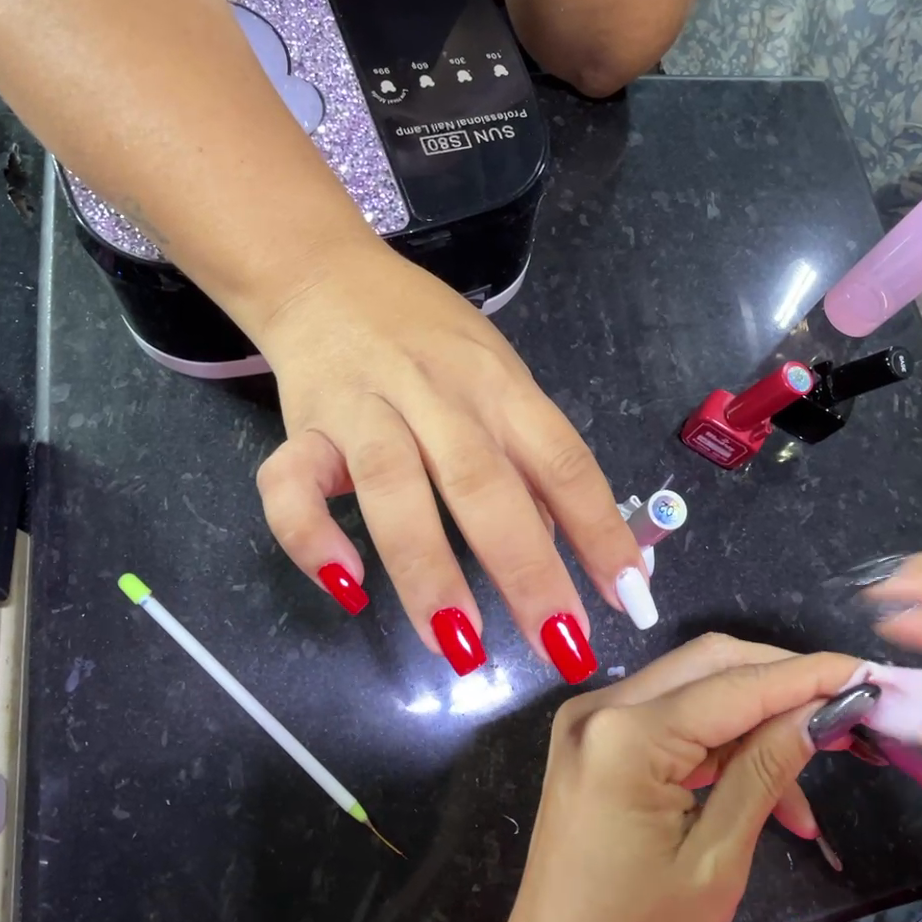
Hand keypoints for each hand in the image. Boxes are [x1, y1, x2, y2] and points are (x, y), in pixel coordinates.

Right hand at [252, 244, 647, 682]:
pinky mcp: (301, 425)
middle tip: (559, 648)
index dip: (598, 529)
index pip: (561, 459)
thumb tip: (565, 542)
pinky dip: (312, 537)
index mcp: (498, 384)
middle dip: (526, 570)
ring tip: (461, 646)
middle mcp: (437, 394)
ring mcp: (364, 407)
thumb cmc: (428, 333)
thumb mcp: (496, 373)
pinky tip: (346, 587)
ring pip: (395, 488)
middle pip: (484, 483)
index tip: (629, 598)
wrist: (325, 273)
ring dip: (430, 571)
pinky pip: (291, 485)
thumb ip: (526, 452)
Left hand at [475, 633, 864, 921]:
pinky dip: (719, 745)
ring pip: (692, 689)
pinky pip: (669, 722)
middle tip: (847, 713)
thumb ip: (764, 772)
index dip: (807, 675)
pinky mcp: (593, 743)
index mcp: (625, 734)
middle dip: (782, 683)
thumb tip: (820, 711)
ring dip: (755, 721)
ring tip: (813, 776)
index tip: (868, 671)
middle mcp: (601, 706)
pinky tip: (768, 792)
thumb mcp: (715, 862)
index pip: (734, 684)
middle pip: (709, 665)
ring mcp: (590, 722)